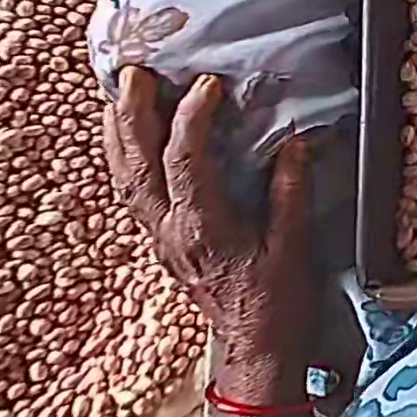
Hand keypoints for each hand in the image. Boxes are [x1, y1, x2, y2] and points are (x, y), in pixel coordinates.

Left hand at [102, 67, 317, 384]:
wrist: (255, 344)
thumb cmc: (278, 297)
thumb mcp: (294, 244)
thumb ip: (291, 190)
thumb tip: (297, 141)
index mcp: (204, 229)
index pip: (187, 163)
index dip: (193, 119)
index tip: (210, 84)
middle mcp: (170, 230)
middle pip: (137, 166)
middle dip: (132, 114)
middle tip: (135, 72)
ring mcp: (158, 235)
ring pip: (124, 177)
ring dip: (118, 131)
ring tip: (120, 91)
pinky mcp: (161, 237)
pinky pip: (132, 188)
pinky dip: (125, 154)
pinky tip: (130, 134)